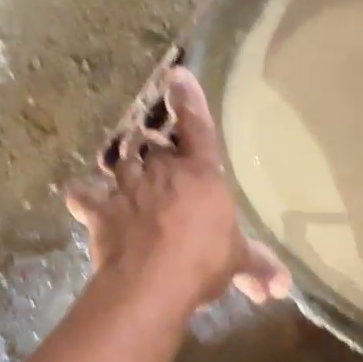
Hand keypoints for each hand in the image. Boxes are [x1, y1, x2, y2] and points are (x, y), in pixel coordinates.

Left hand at [67, 68, 291, 311]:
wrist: (152, 282)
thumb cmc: (203, 261)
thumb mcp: (236, 262)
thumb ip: (258, 266)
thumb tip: (283, 288)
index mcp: (201, 173)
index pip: (197, 126)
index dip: (188, 100)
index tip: (176, 74)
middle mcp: (163, 171)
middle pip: (154, 145)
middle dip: (154, 147)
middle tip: (156, 152)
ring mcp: (128, 188)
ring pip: (122, 162)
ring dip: (124, 165)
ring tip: (126, 170)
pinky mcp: (102, 210)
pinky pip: (86, 197)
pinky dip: (83, 197)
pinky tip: (79, 197)